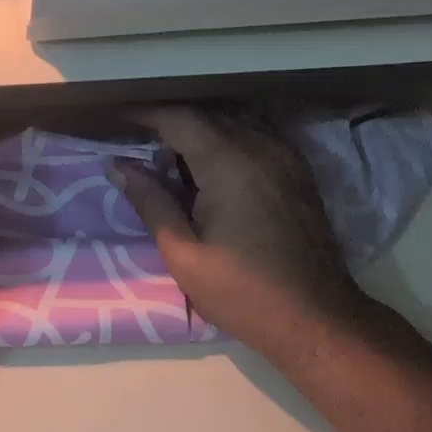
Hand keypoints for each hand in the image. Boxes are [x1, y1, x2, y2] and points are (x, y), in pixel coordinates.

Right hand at [111, 108, 370, 352]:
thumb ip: (151, 203)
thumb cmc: (243, 293)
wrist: (317, 319)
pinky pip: (255, 132)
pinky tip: (207, 162)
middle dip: (166, 118)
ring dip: (198, 125)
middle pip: (205, 112)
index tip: (114, 120)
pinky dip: (225, 135)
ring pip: (232, 118)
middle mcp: (260, 146)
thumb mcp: (183, 254)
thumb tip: (119, 167)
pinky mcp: (296, 169)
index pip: (178, 117)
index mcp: (228, 162)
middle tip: (133, 136)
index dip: (143, 113)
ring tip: (166, 148)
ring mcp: (284, 155)